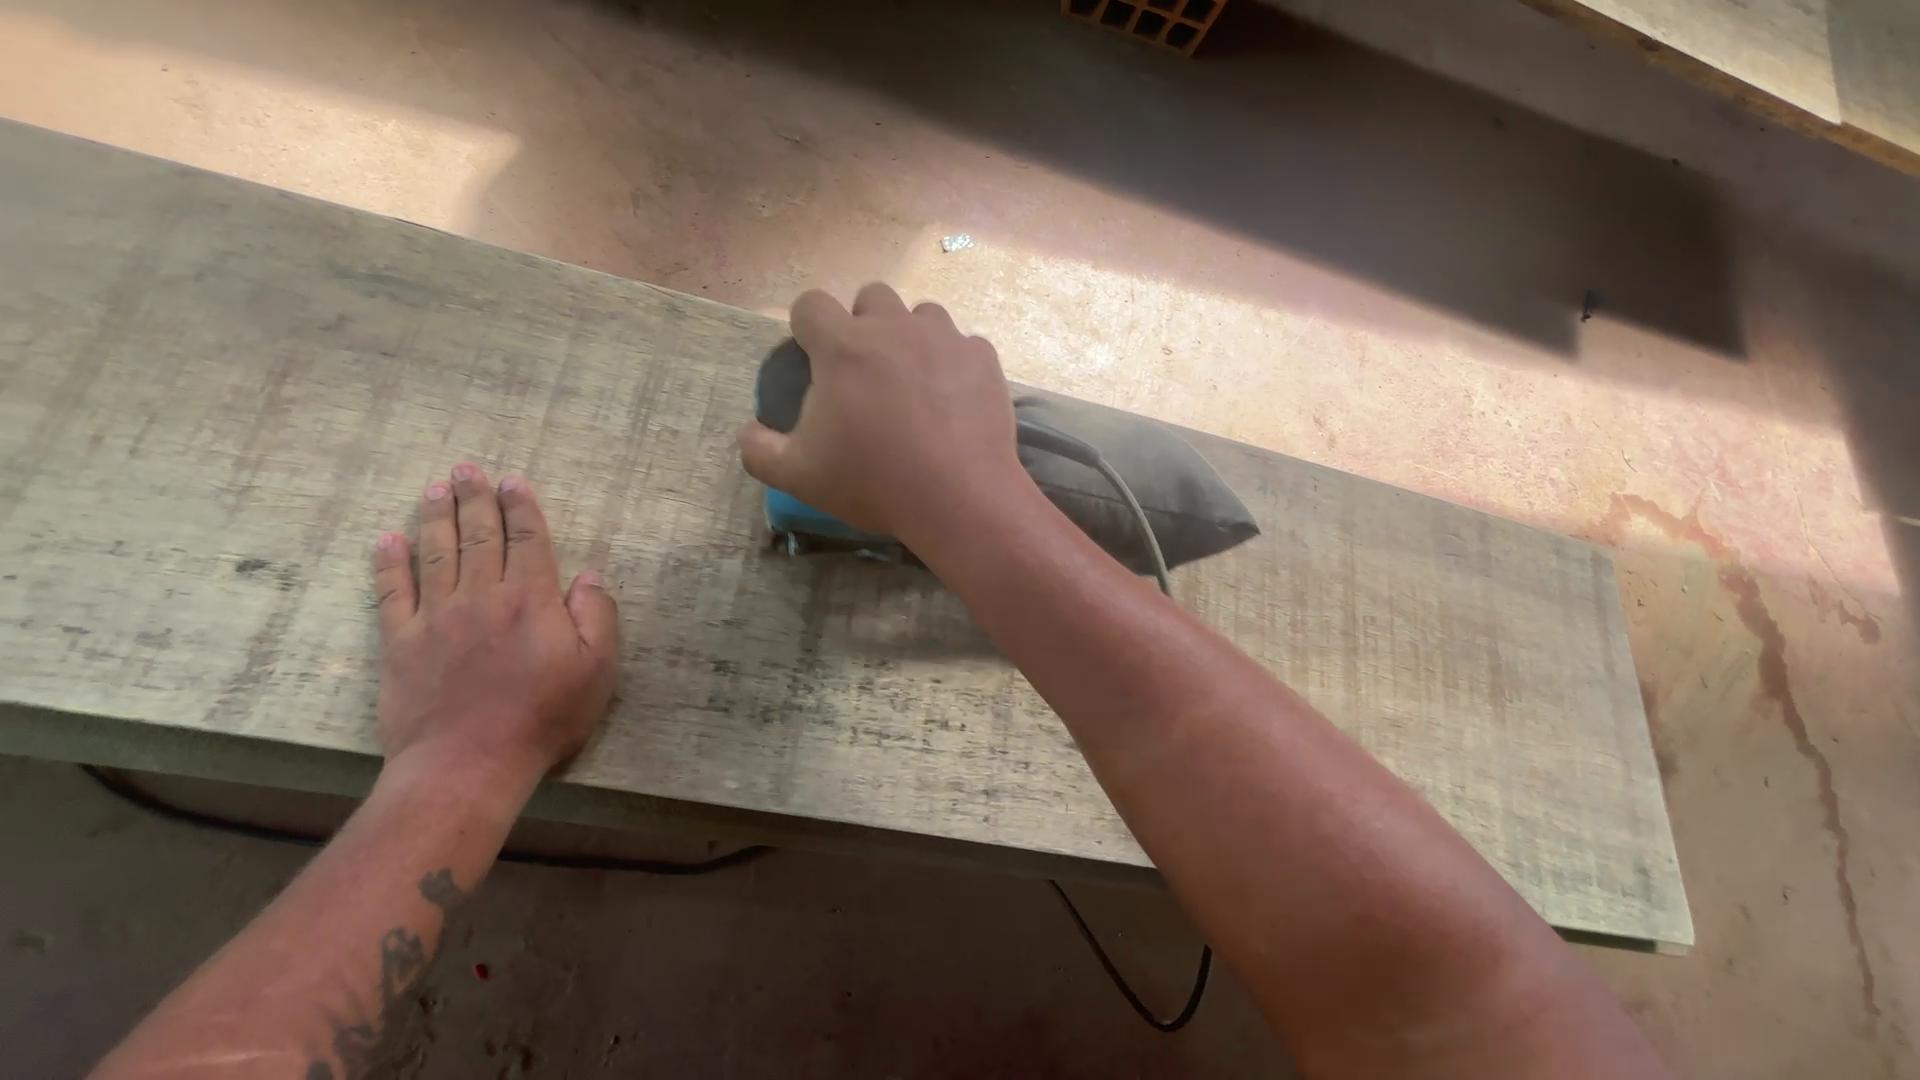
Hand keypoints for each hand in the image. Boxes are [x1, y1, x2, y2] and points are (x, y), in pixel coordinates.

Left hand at [371, 463, 618, 782]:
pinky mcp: (401, 643)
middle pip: (479, 536)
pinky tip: (387, 540)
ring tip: (434, 488)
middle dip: (475, 499)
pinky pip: (392, 592)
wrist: (469, 761)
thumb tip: (589, 575)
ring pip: (436, 554)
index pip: (527, 540)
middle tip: (467, 469)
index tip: (513, 481)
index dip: (521, 508)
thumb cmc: (544, 716)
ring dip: (435, 517)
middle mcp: (482, 596)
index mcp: (532, 599)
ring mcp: (437, 617)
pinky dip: (388, 563)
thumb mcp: (598, 669)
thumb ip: (596, 616)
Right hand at [736, 284, 1026, 542]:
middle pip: (871, 296)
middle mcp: (893, 327)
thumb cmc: (873, 483)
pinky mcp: (982, 357)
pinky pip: (964, 345)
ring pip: (922, 314)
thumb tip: (748, 433)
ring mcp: (944, 338)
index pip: (810, 303)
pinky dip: (955, 364)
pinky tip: (954, 401)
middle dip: (864, 323)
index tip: (815, 358)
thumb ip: (760, 451)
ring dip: (912, 338)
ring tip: (915, 382)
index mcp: (842, 347)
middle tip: (867, 371)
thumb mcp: (799, 476)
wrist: (958, 498)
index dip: (808, 327)